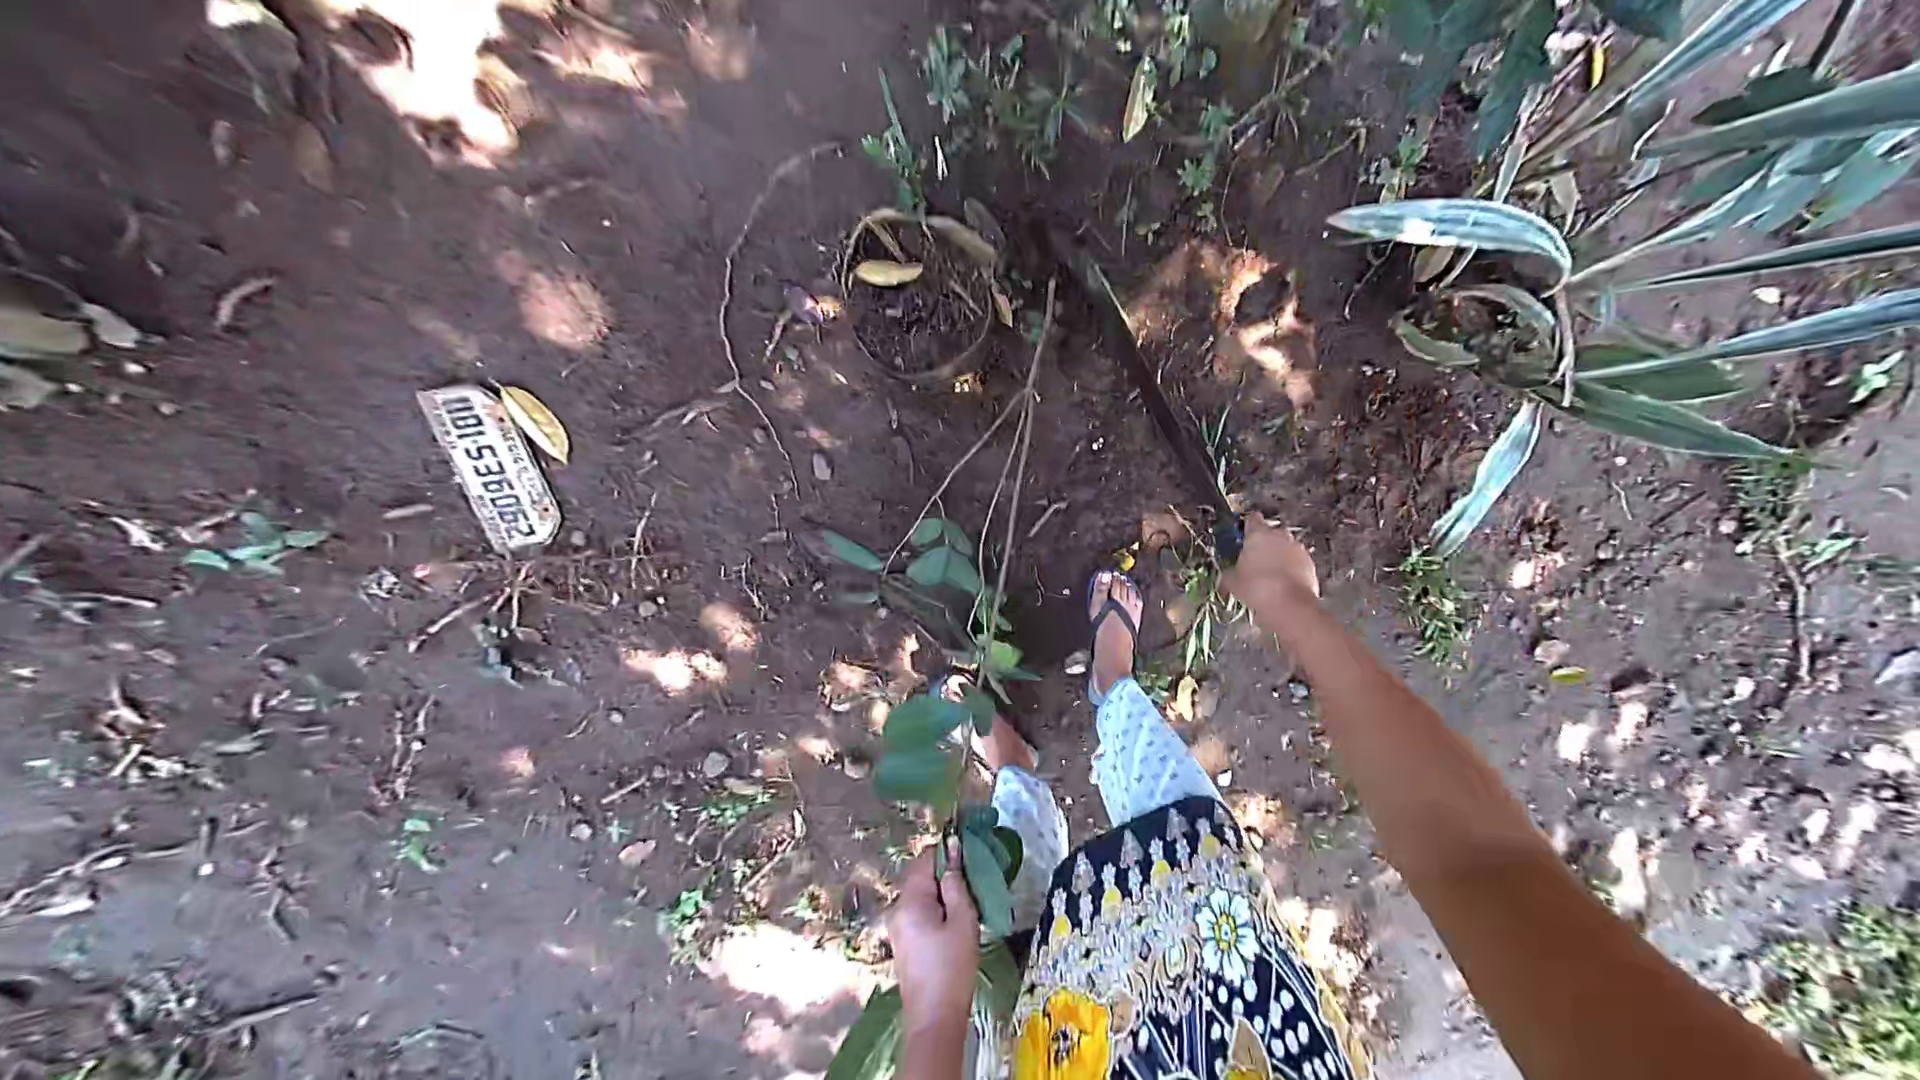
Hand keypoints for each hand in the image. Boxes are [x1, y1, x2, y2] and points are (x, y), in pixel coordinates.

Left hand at [887, 841, 979, 1039]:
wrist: (933, 1020)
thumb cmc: (952, 968)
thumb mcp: (963, 921)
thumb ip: (956, 884)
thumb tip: (953, 851)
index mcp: (910, 900)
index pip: (925, 859)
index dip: (946, 853)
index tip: (969, 858)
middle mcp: (897, 908)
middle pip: (920, 875)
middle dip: (944, 873)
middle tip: (972, 884)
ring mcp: (897, 926)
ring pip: (921, 894)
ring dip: (942, 892)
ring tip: (967, 904)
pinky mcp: (903, 941)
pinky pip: (919, 911)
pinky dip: (935, 908)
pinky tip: (953, 922)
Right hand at [1222, 513, 1319, 611]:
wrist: (1288, 604)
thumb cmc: (1256, 586)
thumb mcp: (1232, 581)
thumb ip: (1230, 572)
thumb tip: (1228, 574)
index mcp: (1257, 534)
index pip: (1252, 519)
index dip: (1247, 525)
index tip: (1244, 533)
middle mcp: (1280, 536)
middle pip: (1272, 533)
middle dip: (1264, 543)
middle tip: (1254, 558)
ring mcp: (1298, 549)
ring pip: (1286, 547)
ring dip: (1279, 555)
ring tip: (1269, 573)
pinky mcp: (1310, 564)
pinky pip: (1298, 561)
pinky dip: (1291, 568)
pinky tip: (1282, 582)